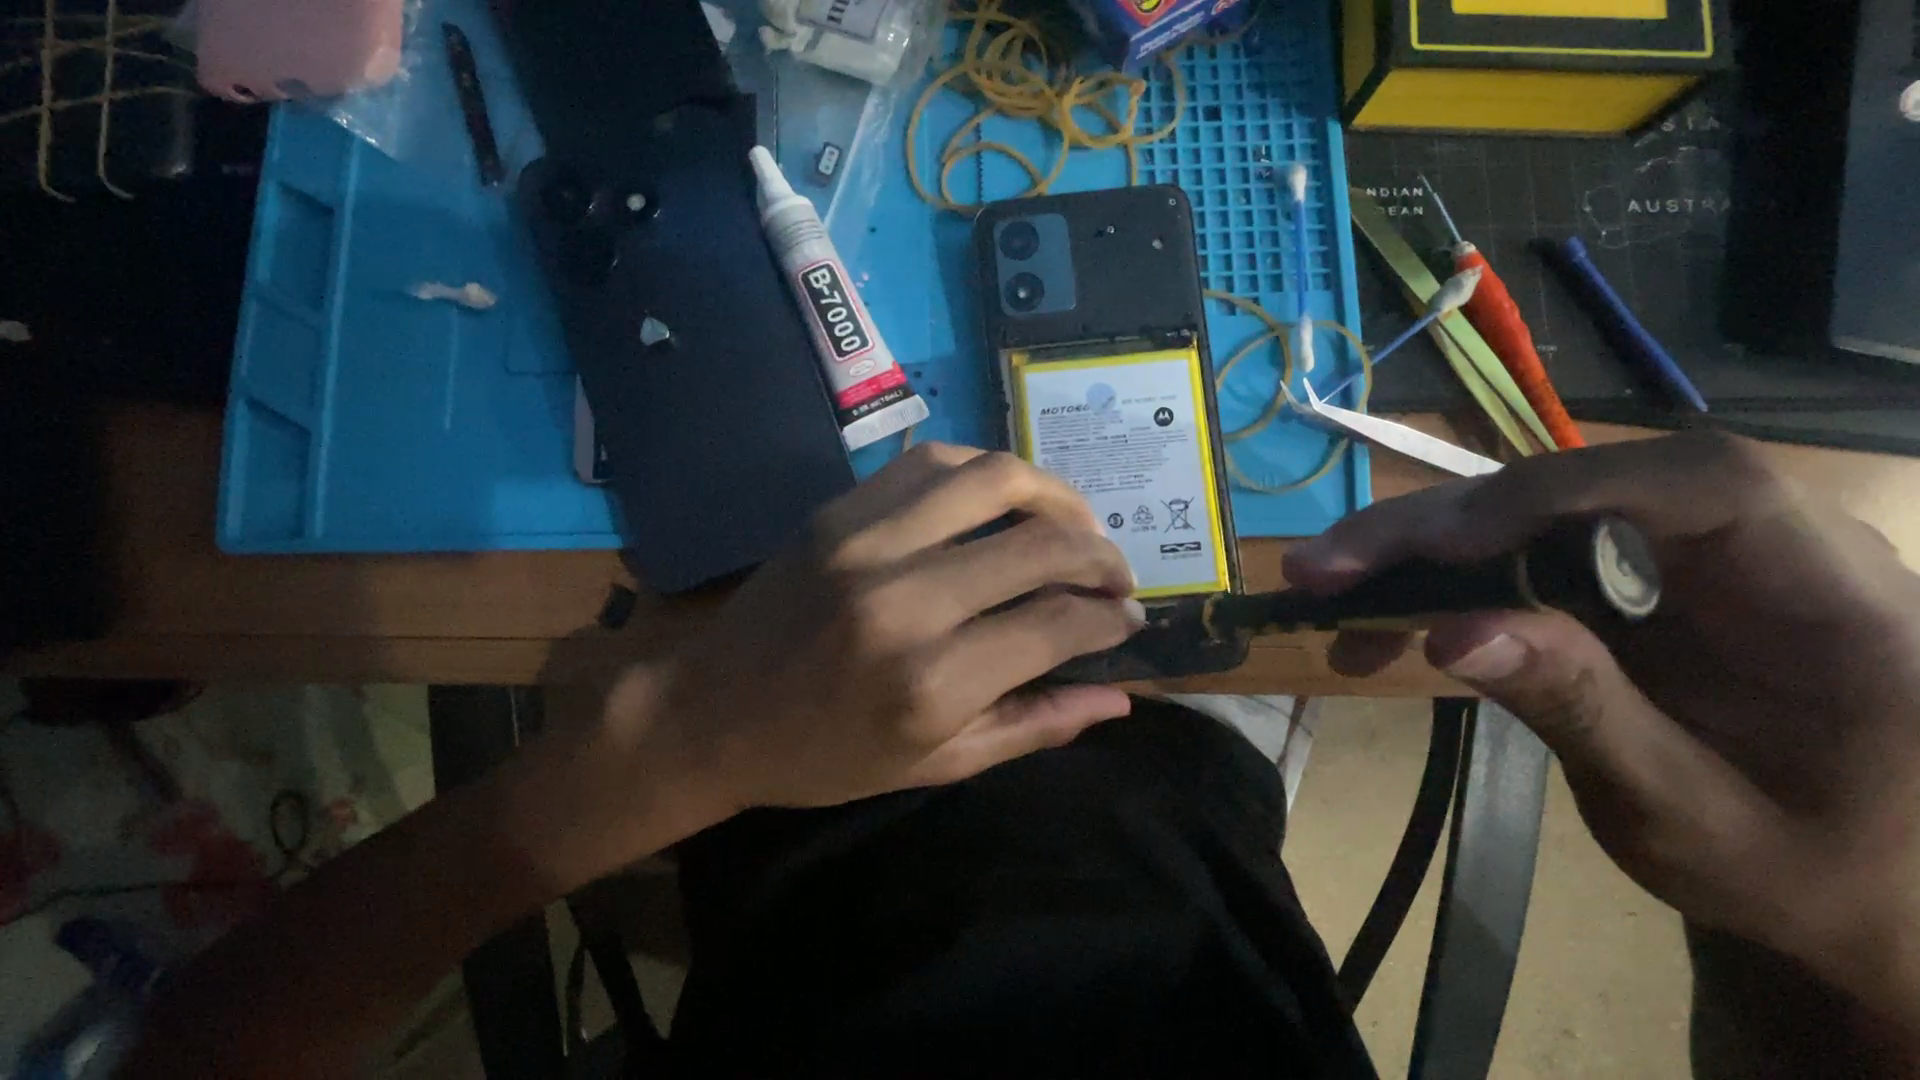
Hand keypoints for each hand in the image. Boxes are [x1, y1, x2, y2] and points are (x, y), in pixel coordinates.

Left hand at [611, 443, 1144, 817]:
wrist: (708, 714)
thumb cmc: (822, 757)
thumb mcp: (933, 764)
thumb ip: (1033, 725)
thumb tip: (1120, 696)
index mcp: (932, 681)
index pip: (1059, 623)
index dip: (1110, 618)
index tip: (1128, 620)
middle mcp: (907, 599)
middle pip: (1042, 545)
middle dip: (1102, 557)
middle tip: (1118, 576)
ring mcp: (867, 542)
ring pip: (994, 479)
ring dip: (1056, 496)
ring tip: (1077, 526)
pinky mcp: (838, 511)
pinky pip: (933, 462)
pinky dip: (985, 473)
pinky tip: (1005, 500)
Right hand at [1284, 432, 1919, 1030]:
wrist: (1842, 881)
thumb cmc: (1799, 870)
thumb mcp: (1688, 817)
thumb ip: (1582, 712)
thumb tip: (1449, 634)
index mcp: (1832, 599)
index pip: (1702, 484)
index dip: (1558, 491)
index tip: (1437, 546)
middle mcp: (1752, 551)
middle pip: (1575, 491)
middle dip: (1437, 526)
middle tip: (1323, 566)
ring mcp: (1678, 562)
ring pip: (1525, 518)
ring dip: (1415, 554)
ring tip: (1323, 591)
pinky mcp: (1622, 582)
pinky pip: (1515, 562)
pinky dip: (1436, 593)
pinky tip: (1376, 633)